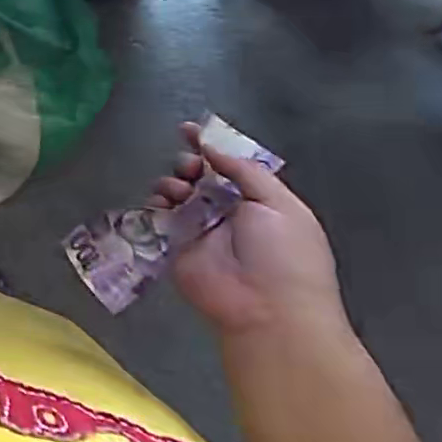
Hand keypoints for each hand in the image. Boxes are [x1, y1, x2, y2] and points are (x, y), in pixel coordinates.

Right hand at [149, 122, 346, 340]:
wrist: (268, 312)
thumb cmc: (284, 255)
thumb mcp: (278, 203)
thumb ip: (244, 170)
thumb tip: (212, 148)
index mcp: (258, 200)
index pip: (230, 164)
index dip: (210, 145)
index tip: (188, 128)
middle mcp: (228, 211)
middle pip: (200, 175)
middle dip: (190, 162)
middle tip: (190, 167)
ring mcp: (201, 229)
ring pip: (178, 192)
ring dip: (174, 181)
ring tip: (179, 189)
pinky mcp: (178, 246)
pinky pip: (161, 217)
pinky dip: (157, 204)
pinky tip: (162, 202)